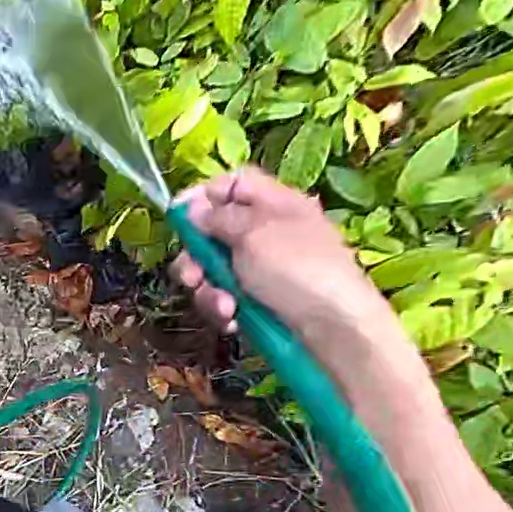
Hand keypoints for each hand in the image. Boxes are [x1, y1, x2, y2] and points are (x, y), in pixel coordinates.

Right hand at [170, 167, 422, 382]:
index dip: (203, 195)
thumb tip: (193, 208)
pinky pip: (227, 298)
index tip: (178, 214)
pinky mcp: (260, 301)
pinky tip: (233, 320)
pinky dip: (224, 309)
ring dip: (209, 290)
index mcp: (275, 203)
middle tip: (192, 276)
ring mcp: (264, 269)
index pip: (233, 184)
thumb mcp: (254, 234)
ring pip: (215, 271)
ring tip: (224, 307)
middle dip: (196, 257)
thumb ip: (219, 218)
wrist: (335, 327)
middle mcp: (267, 233)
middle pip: (214, 233)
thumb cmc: (297, 269)